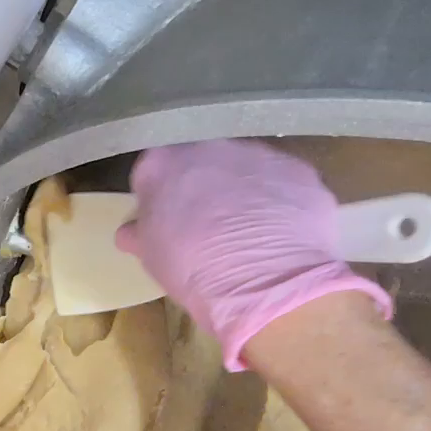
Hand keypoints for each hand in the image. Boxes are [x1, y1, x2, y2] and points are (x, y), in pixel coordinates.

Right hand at [116, 138, 391, 369]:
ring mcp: (259, 154)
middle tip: (206, 225)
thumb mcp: (151, 257)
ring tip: (248, 234)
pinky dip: (280, 202)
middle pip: (201, 160)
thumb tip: (131, 230)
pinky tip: (280, 235)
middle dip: (202, 185)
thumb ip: (138, 232)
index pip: (152, 169)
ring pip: (245, 168)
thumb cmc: (193, 270)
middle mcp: (210, 145)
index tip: (164, 220)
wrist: (265, 285)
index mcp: (163, 162)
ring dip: (243, 190)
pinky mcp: (300, 170)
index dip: (158, 196)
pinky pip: (283, 183)